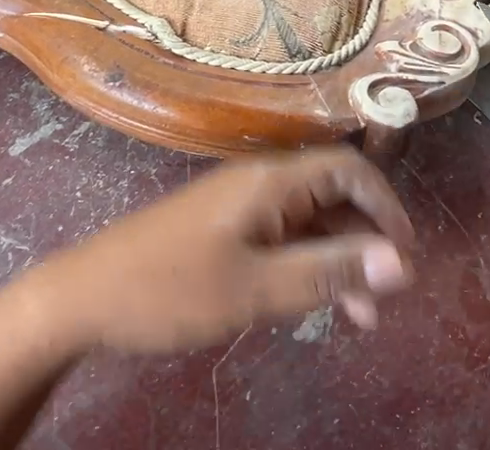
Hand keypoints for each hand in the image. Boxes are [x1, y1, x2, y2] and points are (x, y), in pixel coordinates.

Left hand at [32, 146, 415, 353]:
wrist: (82, 298)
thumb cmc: (170, 288)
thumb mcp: (255, 288)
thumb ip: (328, 273)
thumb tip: (403, 261)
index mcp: (270, 181)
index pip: (347, 170)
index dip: (385, 205)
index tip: (407, 256)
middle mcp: (260, 184)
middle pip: (332, 198)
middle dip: (365, 243)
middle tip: (387, 296)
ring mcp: (240, 208)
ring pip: (308, 225)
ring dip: (338, 263)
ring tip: (360, 318)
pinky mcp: (223, 232)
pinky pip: (280, 241)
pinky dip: (305, 269)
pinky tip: (313, 306)